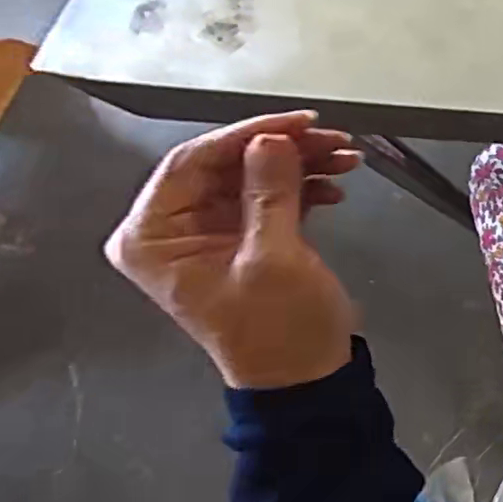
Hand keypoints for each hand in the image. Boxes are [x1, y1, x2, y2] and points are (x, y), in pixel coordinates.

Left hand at [105, 110, 363, 388]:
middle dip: (284, 148)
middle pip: (228, 164)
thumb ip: (270, 193)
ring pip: (256, 173)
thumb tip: (272, 137)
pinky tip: (336, 186)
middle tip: (333, 138)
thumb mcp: (272, 259)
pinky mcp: (249, 235)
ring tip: (347, 157)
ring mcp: (214, 231)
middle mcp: (176, 228)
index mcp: (155, 237)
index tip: (297, 123)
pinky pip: (273, 194)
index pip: (192, 162)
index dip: (246, 135)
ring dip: (303, 162)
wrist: (307, 378)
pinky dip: (306, 185)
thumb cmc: (278, 329)